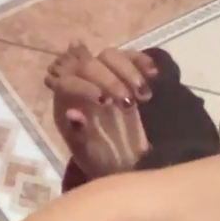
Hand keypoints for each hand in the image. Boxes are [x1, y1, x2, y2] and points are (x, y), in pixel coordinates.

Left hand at [46, 43, 154, 177]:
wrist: (120, 165)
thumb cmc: (99, 160)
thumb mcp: (86, 153)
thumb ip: (78, 134)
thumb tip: (72, 113)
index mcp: (66, 100)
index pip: (68, 81)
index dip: (83, 86)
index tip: (103, 102)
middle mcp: (83, 82)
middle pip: (91, 63)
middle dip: (111, 81)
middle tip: (128, 104)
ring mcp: (104, 76)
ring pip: (111, 56)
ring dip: (128, 71)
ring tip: (144, 96)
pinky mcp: (125, 76)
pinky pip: (132, 58)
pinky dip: (143, 62)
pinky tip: (153, 75)